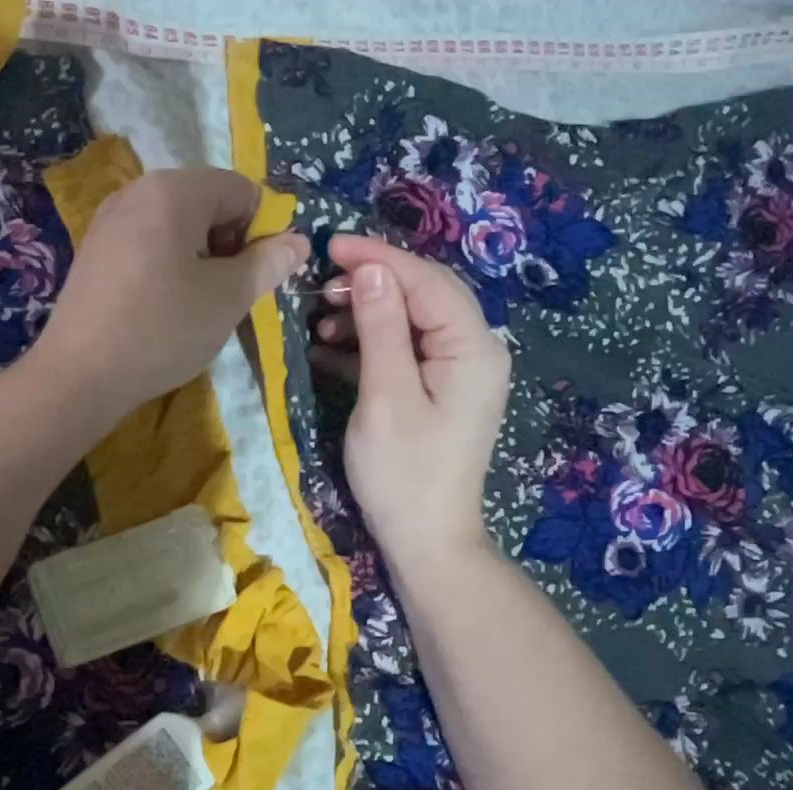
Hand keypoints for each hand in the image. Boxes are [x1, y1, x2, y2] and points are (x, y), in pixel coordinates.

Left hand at [32, 168, 309, 414]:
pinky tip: (160, 312)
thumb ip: (267, 264)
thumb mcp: (227, 299)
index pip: (241, 191)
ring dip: (197, 262)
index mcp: (175, 189)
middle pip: (206, 205)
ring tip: (194, 309)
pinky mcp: (92, 255)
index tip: (254, 280)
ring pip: (174, 229)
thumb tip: (298, 241)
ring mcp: (108, 222)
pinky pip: (145, 248)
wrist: (79, 376)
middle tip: (226, 297)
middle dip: (228, 247)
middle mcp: (137, 191)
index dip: (261, 233)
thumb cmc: (162, 330)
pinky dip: (165, 271)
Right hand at [313, 234, 511, 565]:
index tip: (329, 245)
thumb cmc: (404, 474)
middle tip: (317, 287)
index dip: (379, 259)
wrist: (426, 541)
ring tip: (318, 320)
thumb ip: (381, 330)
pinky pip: (404, 353)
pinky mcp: (438, 394)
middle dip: (371, 283)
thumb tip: (371, 271)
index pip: (427, 281)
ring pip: (410, 322)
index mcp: (472, 348)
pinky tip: (328, 348)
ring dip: (365, 315)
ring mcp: (457, 374)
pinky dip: (367, 346)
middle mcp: (474, 352)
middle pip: (423, 295)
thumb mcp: (386, 398)